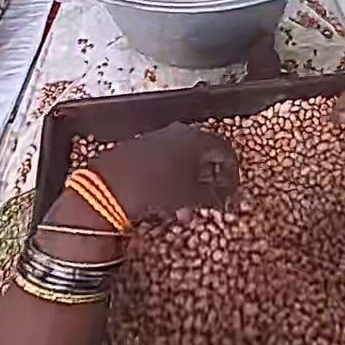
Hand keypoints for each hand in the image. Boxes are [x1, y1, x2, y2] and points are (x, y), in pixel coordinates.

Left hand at [72, 123, 239, 223]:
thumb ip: (216, 197)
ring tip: (185, 211)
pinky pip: (164, 163)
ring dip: (189, 185)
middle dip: (209, 180)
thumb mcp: (192, 195)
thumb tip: (232, 202)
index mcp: (196, 138)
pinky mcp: (140, 148)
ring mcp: (157, 138)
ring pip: (182, 160)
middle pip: (203, 154)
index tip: (233, 191)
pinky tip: (165, 204)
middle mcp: (178, 132)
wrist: (111, 184)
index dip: (231, 172)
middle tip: (210, 201)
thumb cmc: (159, 186)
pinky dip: (171, 181)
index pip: (225, 150)